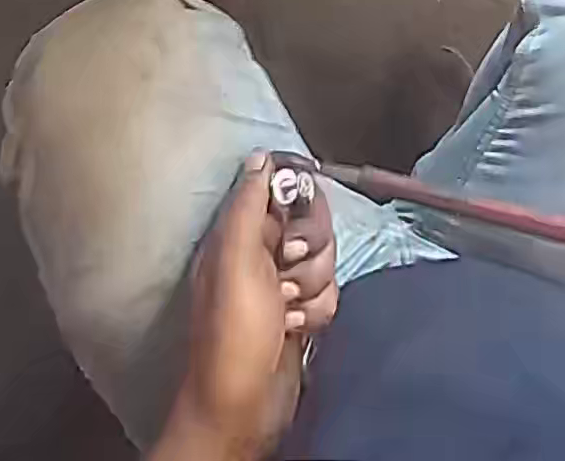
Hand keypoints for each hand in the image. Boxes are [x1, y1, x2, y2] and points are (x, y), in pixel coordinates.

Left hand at [153, 152, 336, 460]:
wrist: (243, 407)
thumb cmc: (234, 331)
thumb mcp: (235, 260)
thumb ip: (248, 204)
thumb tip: (259, 156)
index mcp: (243, 231)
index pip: (287, 189)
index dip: (300, 200)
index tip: (296, 223)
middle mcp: (265, 249)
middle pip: (315, 222)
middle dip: (311, 249)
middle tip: (286, 269)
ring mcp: (285, 280)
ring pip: (327, 256)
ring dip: (313, 284)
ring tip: (287, 308)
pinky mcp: (303, 307)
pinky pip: (330, 289)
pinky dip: (318, 309)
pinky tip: (296, 327)